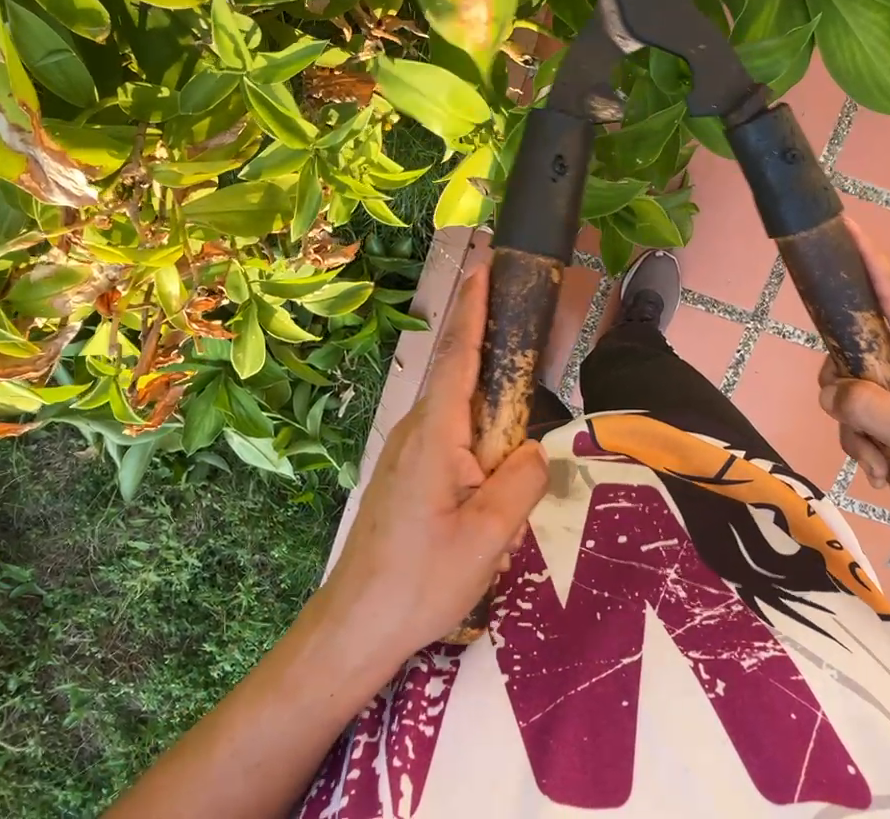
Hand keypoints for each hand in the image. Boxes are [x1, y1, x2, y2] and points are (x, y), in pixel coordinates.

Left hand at [317, 255, 547, 660]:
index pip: (460, 354)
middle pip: (460, 376)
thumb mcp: (489, 534)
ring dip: (489, 400)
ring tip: (525, 409)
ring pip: (457, 413)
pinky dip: (477, 432)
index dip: (475, 306)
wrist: (354, 627)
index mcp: (436, 433)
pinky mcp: (406, 479)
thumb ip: (521, 480)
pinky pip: (450, 440)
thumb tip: (535, 448)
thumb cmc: (421, 579)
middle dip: (490, 343)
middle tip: (530, 323)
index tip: (487, 262)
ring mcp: (407, 456)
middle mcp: (416, 432)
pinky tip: (496, 463)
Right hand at [816, 222, 889, 536]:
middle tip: (849, 419)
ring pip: (855, 383)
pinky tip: (880, 469)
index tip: (844, 227)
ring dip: (855, 426)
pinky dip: (863, 439)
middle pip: (859, 345)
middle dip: (847, 389)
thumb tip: (831, 390)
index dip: (869, 260)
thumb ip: (870, 408)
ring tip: (876, 463)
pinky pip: (863, 409)